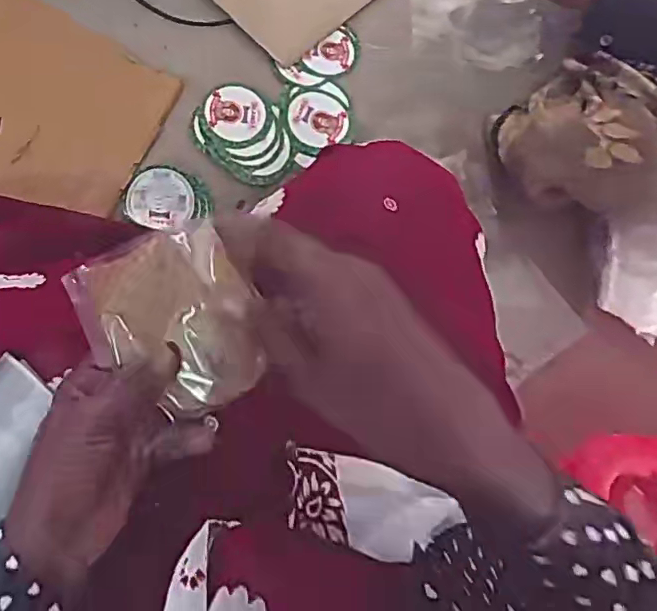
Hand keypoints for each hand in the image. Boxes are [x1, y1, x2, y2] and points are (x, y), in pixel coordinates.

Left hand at [5, 351, 216, 595]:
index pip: (120, 348)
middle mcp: (110, 400)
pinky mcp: (143, 458)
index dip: (147, 333)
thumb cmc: (65, 470)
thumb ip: (133, 385)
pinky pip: (170, 439)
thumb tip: (168, 351)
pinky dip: (190, 436)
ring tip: (218, 390)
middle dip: (176, 365)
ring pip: (163, 405)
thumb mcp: (95, 419)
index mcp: (88, 383)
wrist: (58, 541)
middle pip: (147, 375)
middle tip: (212, 347)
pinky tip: (209, 434)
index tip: (181, 316)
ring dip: (189, 400)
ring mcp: (127, 429)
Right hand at [215, 216, 560, 535]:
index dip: (233, 230)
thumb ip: (268, 331)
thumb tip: (234, 300)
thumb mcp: (308, 376)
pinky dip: (298, 281)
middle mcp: (347, 263)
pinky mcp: (380, 294)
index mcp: (327, 274)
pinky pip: (328, 273)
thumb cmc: (376, 405)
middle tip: (211, 265)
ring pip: (308, 258)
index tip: (200, 234)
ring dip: (274, 266)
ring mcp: (368, 277)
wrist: (456, 426)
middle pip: (288, 241)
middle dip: (248, 248)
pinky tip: (281, 307)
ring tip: (237, 286)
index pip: (270, 234)